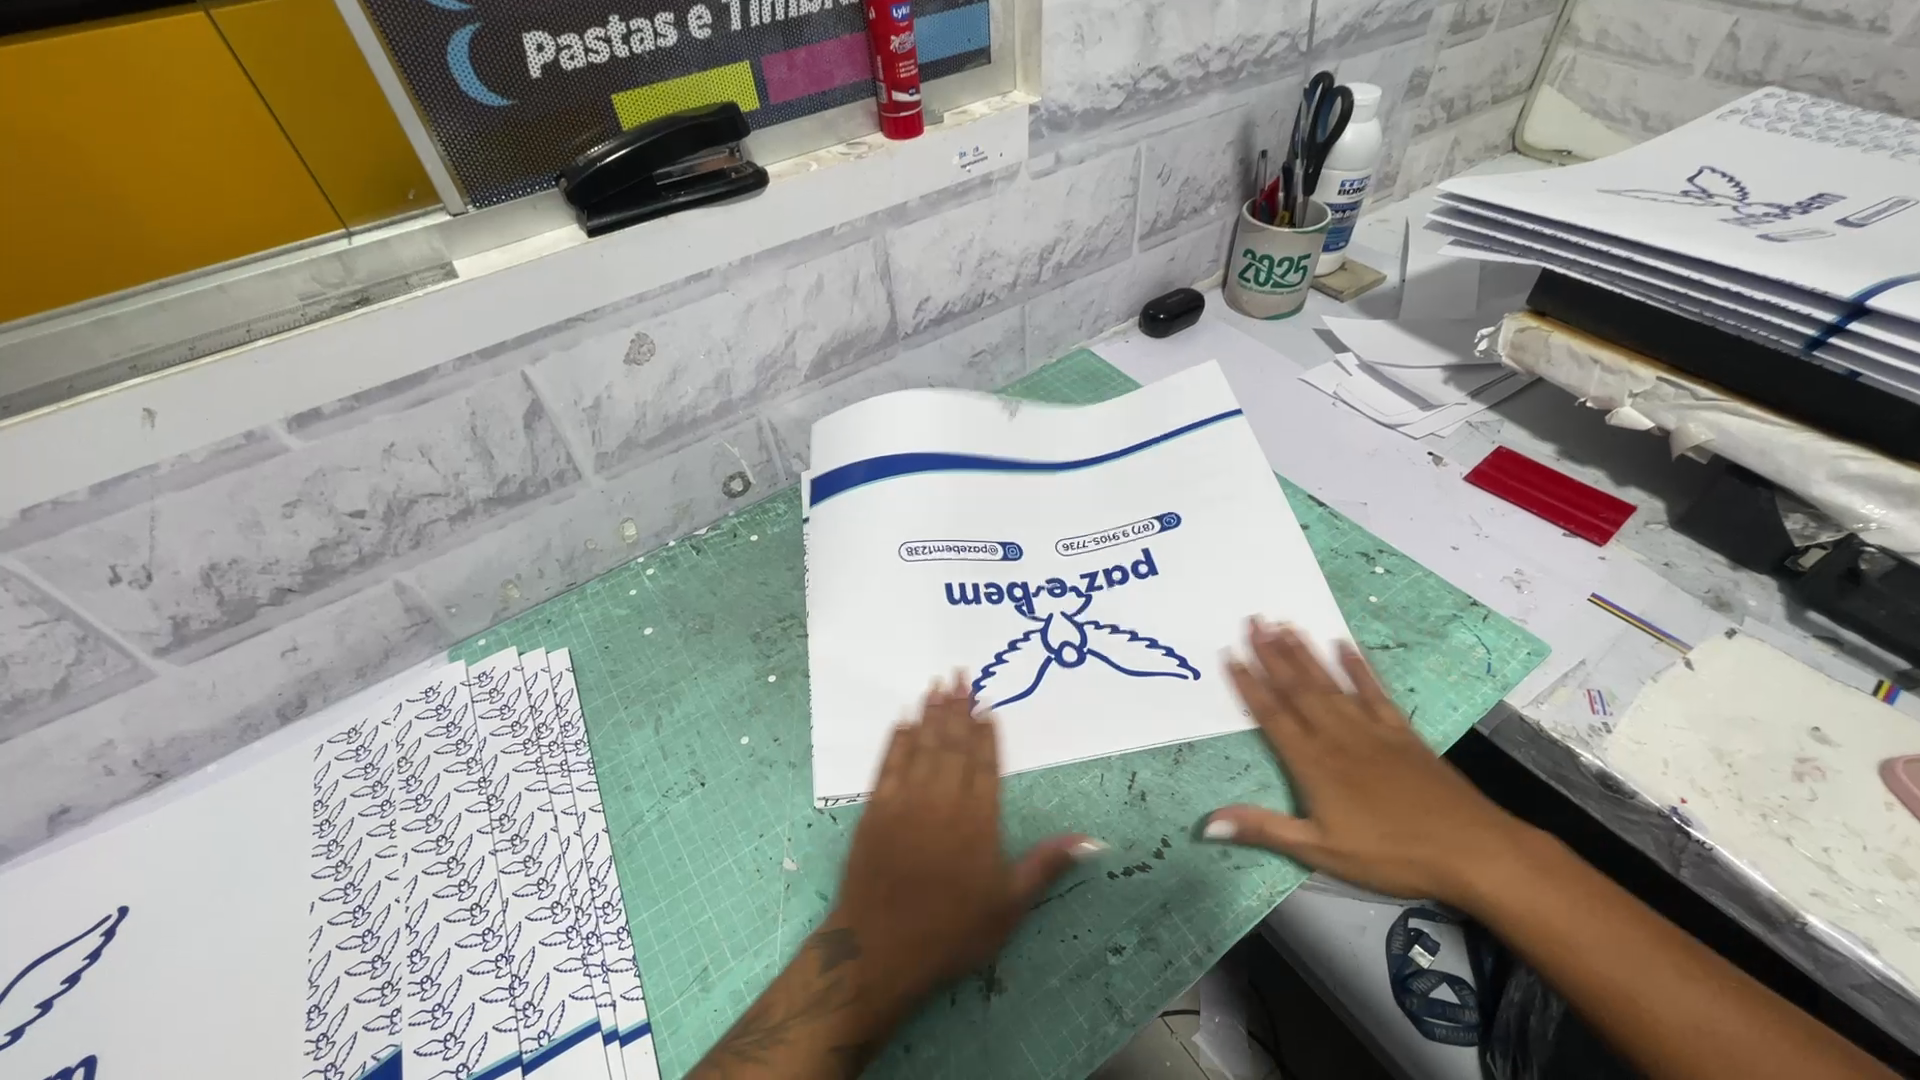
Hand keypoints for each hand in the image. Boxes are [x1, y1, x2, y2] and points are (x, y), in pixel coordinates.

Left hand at [831, 676, 1104, 1005]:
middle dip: (957, 708)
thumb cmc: (951, 932)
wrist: (879, 951)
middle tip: (960, 674)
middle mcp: (942, 801)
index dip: (986, 732)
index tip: (986, 704)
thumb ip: (1045, 864)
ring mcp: (905, 803)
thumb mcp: (1009, 906)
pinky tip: (904, 721)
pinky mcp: (874, 811)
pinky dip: (897, 740)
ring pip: (921, 747)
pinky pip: (888, 764)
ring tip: (937, 685)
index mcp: (978, 821)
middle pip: (953, 745)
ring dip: (930, 714)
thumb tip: (1091, 839)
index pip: (985, 764)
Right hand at [1201, 620, 1533, 906]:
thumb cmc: (1392, 855)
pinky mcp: (1402, 733)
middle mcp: (1338, 736)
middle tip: (1253, 621)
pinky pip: (1374, 691)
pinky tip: (1344, 645)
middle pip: (1298, 689)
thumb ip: (1265, 829)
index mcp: (1314, 763)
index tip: (1230, 654)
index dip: (1249, 685)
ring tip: (1284, 624)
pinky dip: (1357, 666)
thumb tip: (1207, 822)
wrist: (1473, 850)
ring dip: (1305, 653)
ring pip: (1330, 683)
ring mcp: (1373, 730)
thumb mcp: (1322, 851)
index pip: (1273, 716)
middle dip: (1272, 654)